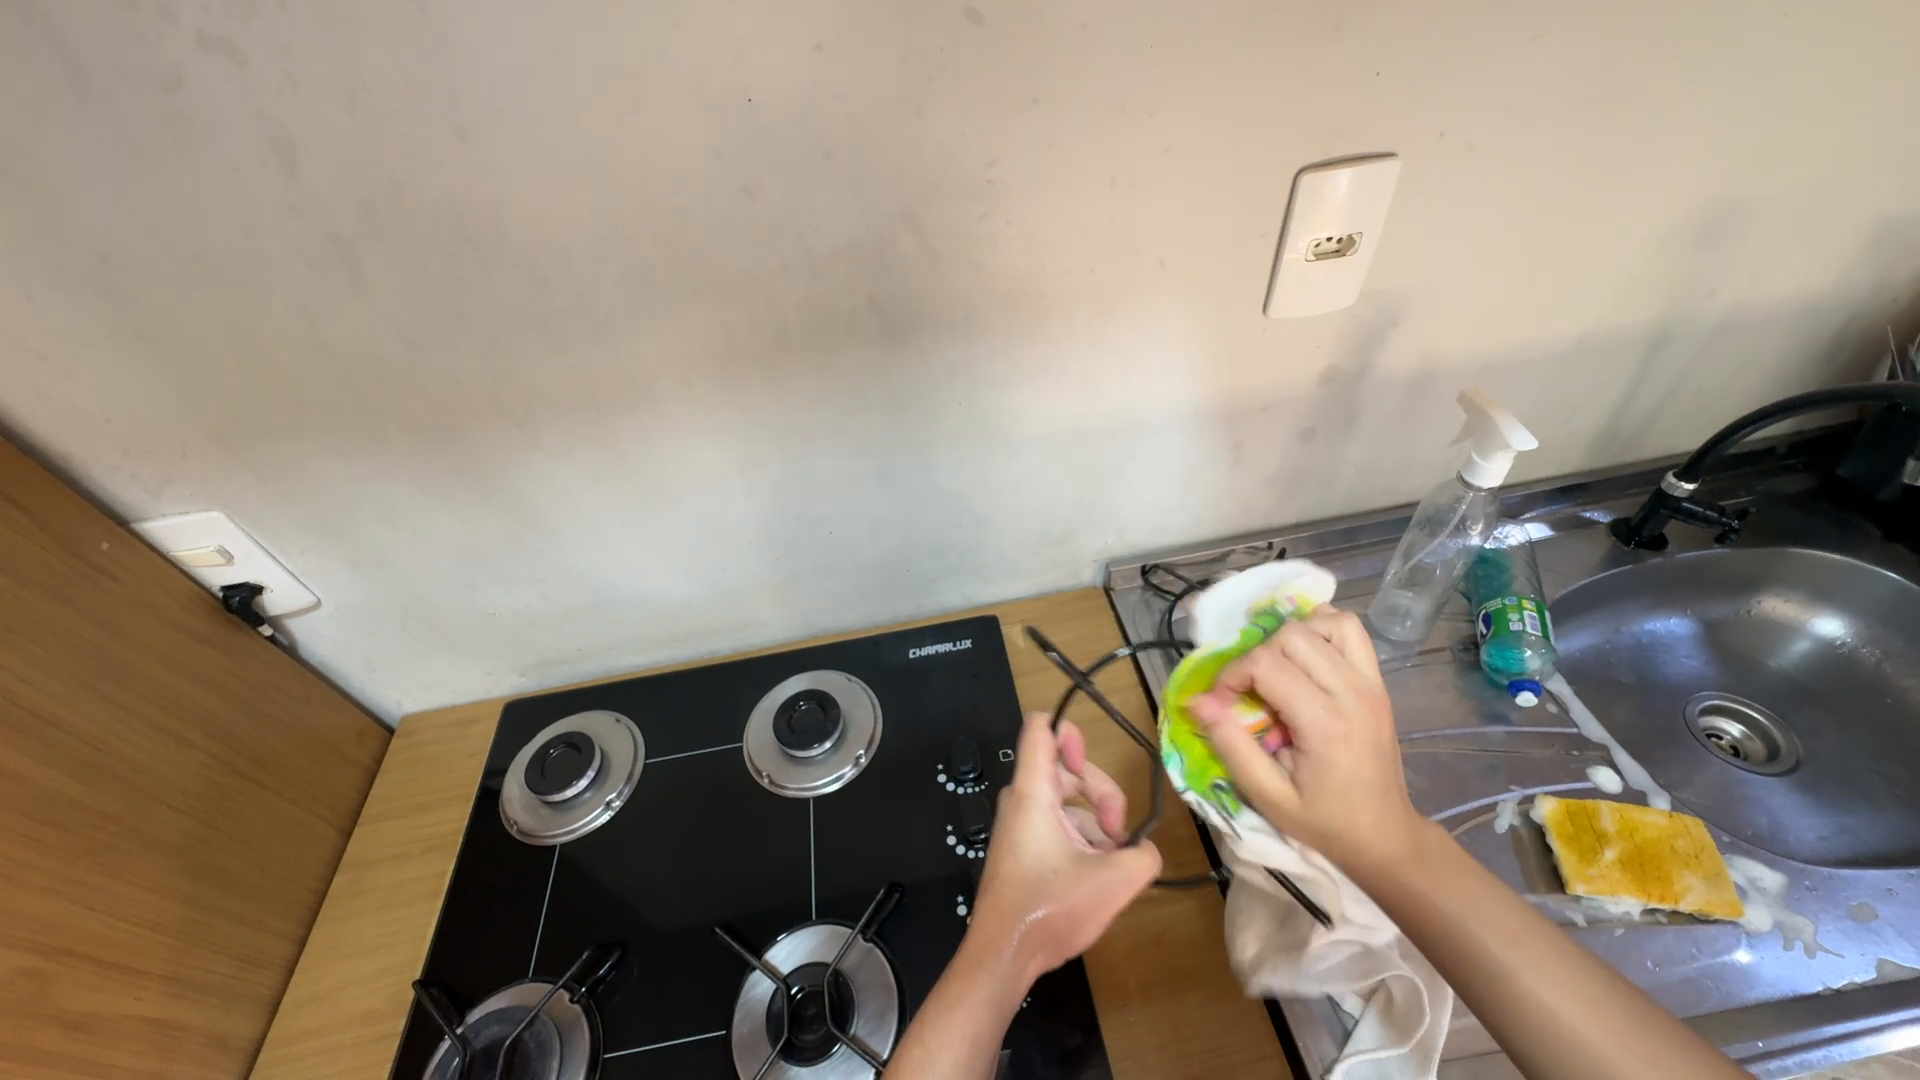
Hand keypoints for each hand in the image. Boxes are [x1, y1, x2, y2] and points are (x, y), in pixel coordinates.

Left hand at [965, 713, 1161, 986]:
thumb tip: (1145, 848)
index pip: (1040, 728)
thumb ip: (1143, 855)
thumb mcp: (1112, 882)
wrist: (1003, 955)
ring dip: (1096, 824)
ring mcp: (1021, 824)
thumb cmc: (1049, 910)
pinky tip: (1097, 875)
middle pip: (1066, 768)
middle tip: (1119, 833)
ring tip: (1113, 862)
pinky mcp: (1023, 847)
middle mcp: (1022, 799)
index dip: (1069, 730)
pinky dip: (1082, 840)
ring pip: (1067, 801)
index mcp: (1033, 792)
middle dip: (1101, 792)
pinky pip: (1059, 825)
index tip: (1091, 761)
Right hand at [1189, 606, 1421, 872]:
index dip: (1232, 675)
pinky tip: (1305, 656)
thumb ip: (1230, 744)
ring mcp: (1371, 683)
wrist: (1384, 836)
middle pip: (1292, 635)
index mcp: (1325, 723)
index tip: (1223, 705)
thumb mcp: (1266, 794)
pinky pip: (1350, 630)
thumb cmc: (1322, 820)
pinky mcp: (1378, 682)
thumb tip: (1197, 701)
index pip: (1266, 664)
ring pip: (1324, 621)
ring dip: (1290, 638)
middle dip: (1257, 655)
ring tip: (1278, 671)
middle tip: (1250, 691)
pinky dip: (1322, 630)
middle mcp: (1353, 692)